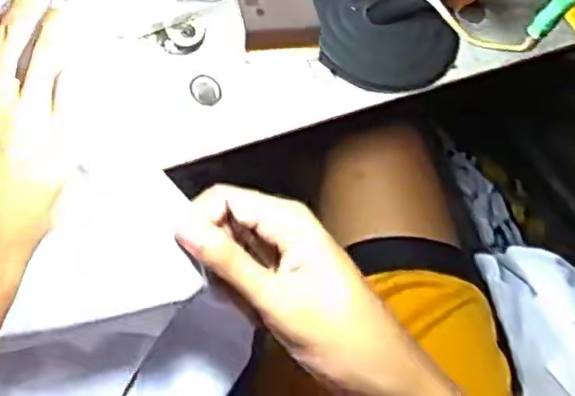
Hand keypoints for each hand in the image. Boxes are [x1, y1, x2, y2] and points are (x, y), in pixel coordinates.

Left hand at [0, 0, 71, 294]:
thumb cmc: (28, 204)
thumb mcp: (64, 157)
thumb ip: (65, 107)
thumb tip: (65, 69)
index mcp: (29, 112)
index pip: (45, 49)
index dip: (56, 22)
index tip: (61, 12)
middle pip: (8, 35)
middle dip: (24, 7)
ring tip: (3, 12)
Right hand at [176, 186, 456, 395]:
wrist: (389, 380)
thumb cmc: (345, 340)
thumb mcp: (277, 301)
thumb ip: (228, 261)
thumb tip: (186, 228)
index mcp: (287, 218)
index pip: (224, 197)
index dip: (200, 221)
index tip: (187, 253)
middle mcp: (285, 224)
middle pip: (226, 218)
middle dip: (216, 254)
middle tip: (223, 289)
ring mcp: (286, 247)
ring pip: (233, 244)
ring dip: (230, 276)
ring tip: (248, 306)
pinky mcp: (285, 269)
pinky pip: (246, 265)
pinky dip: (242, 288)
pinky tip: (255, 311)